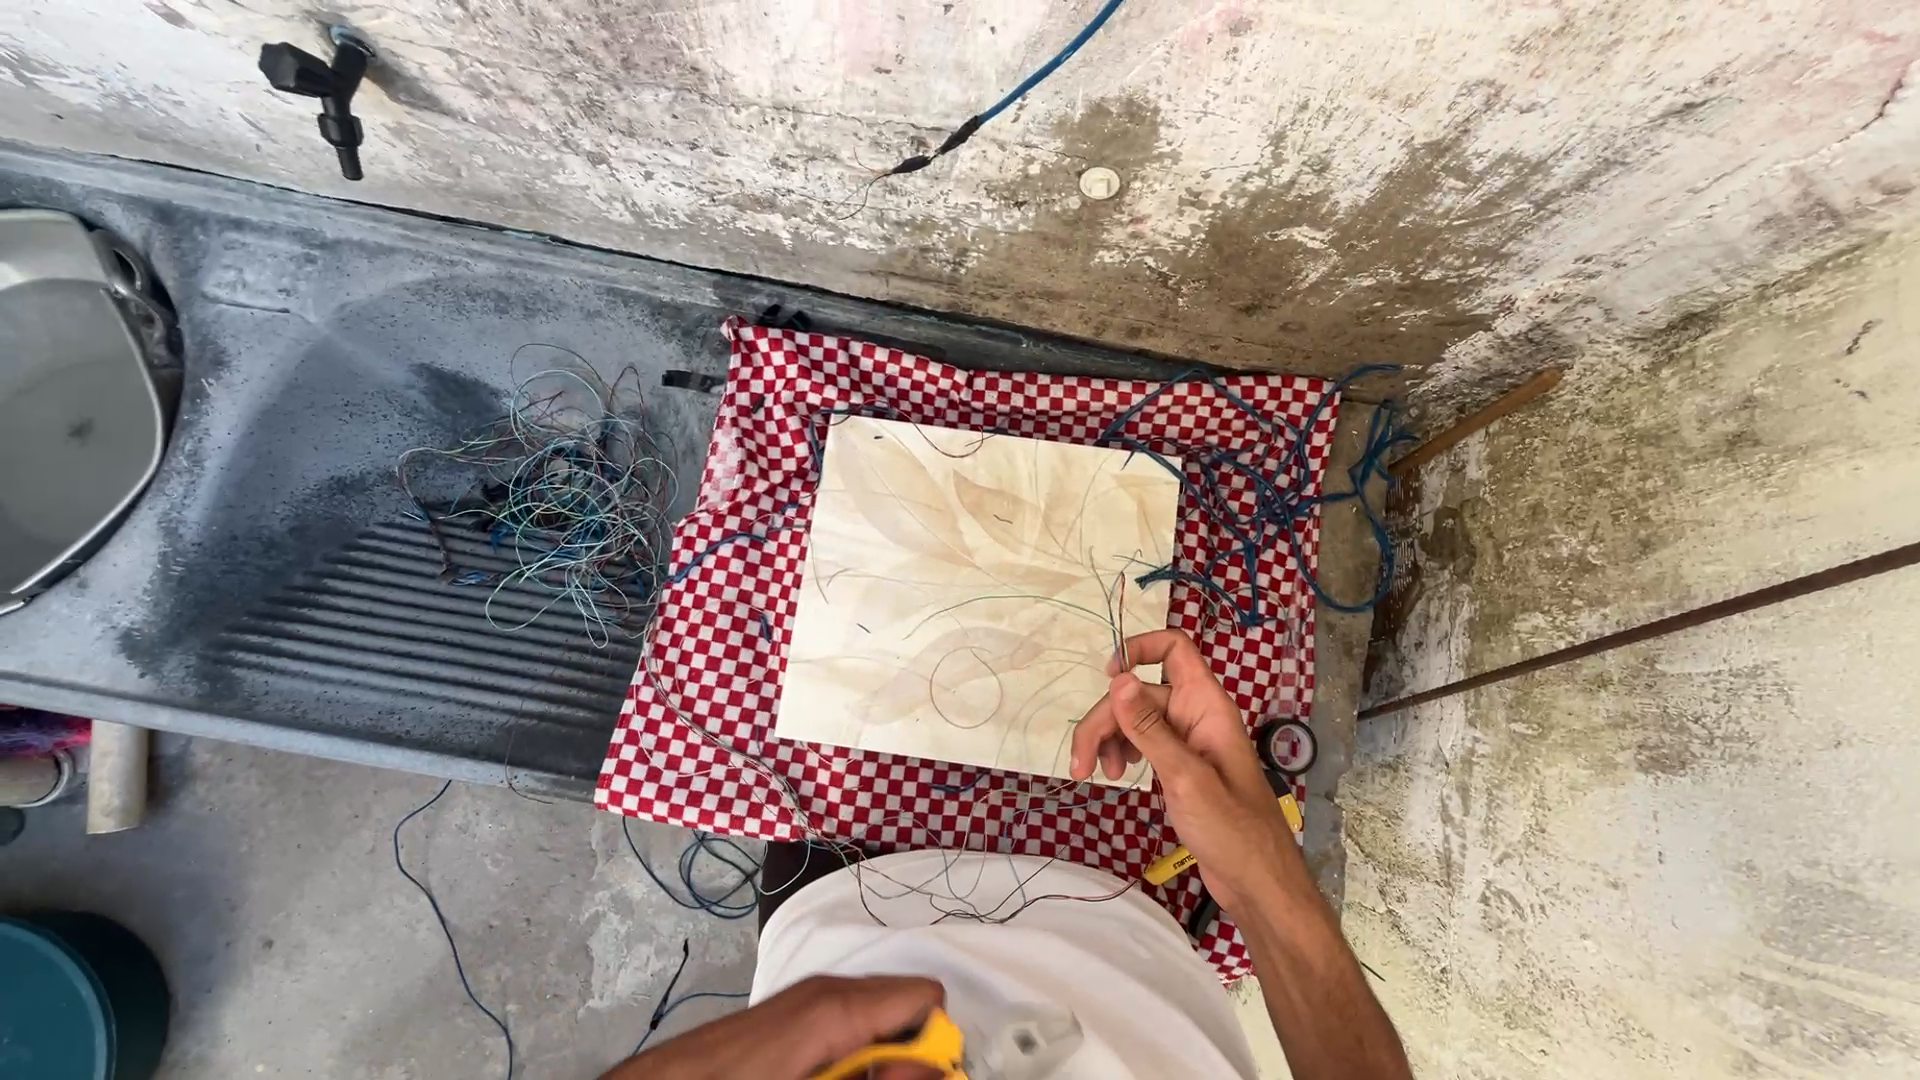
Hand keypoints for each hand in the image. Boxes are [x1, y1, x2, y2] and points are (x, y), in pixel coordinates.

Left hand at [601, 975, 945, 1079]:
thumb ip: (880, 1077)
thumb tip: (931, 1066)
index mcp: (840, 1006)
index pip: (928, 999)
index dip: (932, 1050)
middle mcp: (831, 988)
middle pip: (908, 1007)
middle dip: (907, 1057)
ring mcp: (810, 997)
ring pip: (879, 1019)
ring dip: (879, 1061)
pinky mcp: (795, 1013)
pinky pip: (849, 1025)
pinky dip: (852, 1056)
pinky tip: (825, 1079)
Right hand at [1070, 629, 1302, 914]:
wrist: (1257, 884)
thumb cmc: (1231, 830)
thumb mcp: (1185, 777)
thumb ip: (1149, 728)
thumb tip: (1117, 679)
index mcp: (1206, 705)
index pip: (1174, 649)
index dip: (1140, 648)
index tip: (1108, 675)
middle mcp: (1195, 714)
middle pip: (1138, 692)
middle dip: (1105, 720)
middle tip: (1081, 763)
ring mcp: (1186, 740)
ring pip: (1135, 718)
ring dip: (1108, 739)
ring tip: (1094, 774)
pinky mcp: (1178, 766)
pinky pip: (1142, 743)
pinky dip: (1122, 752)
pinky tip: (1116, 775)